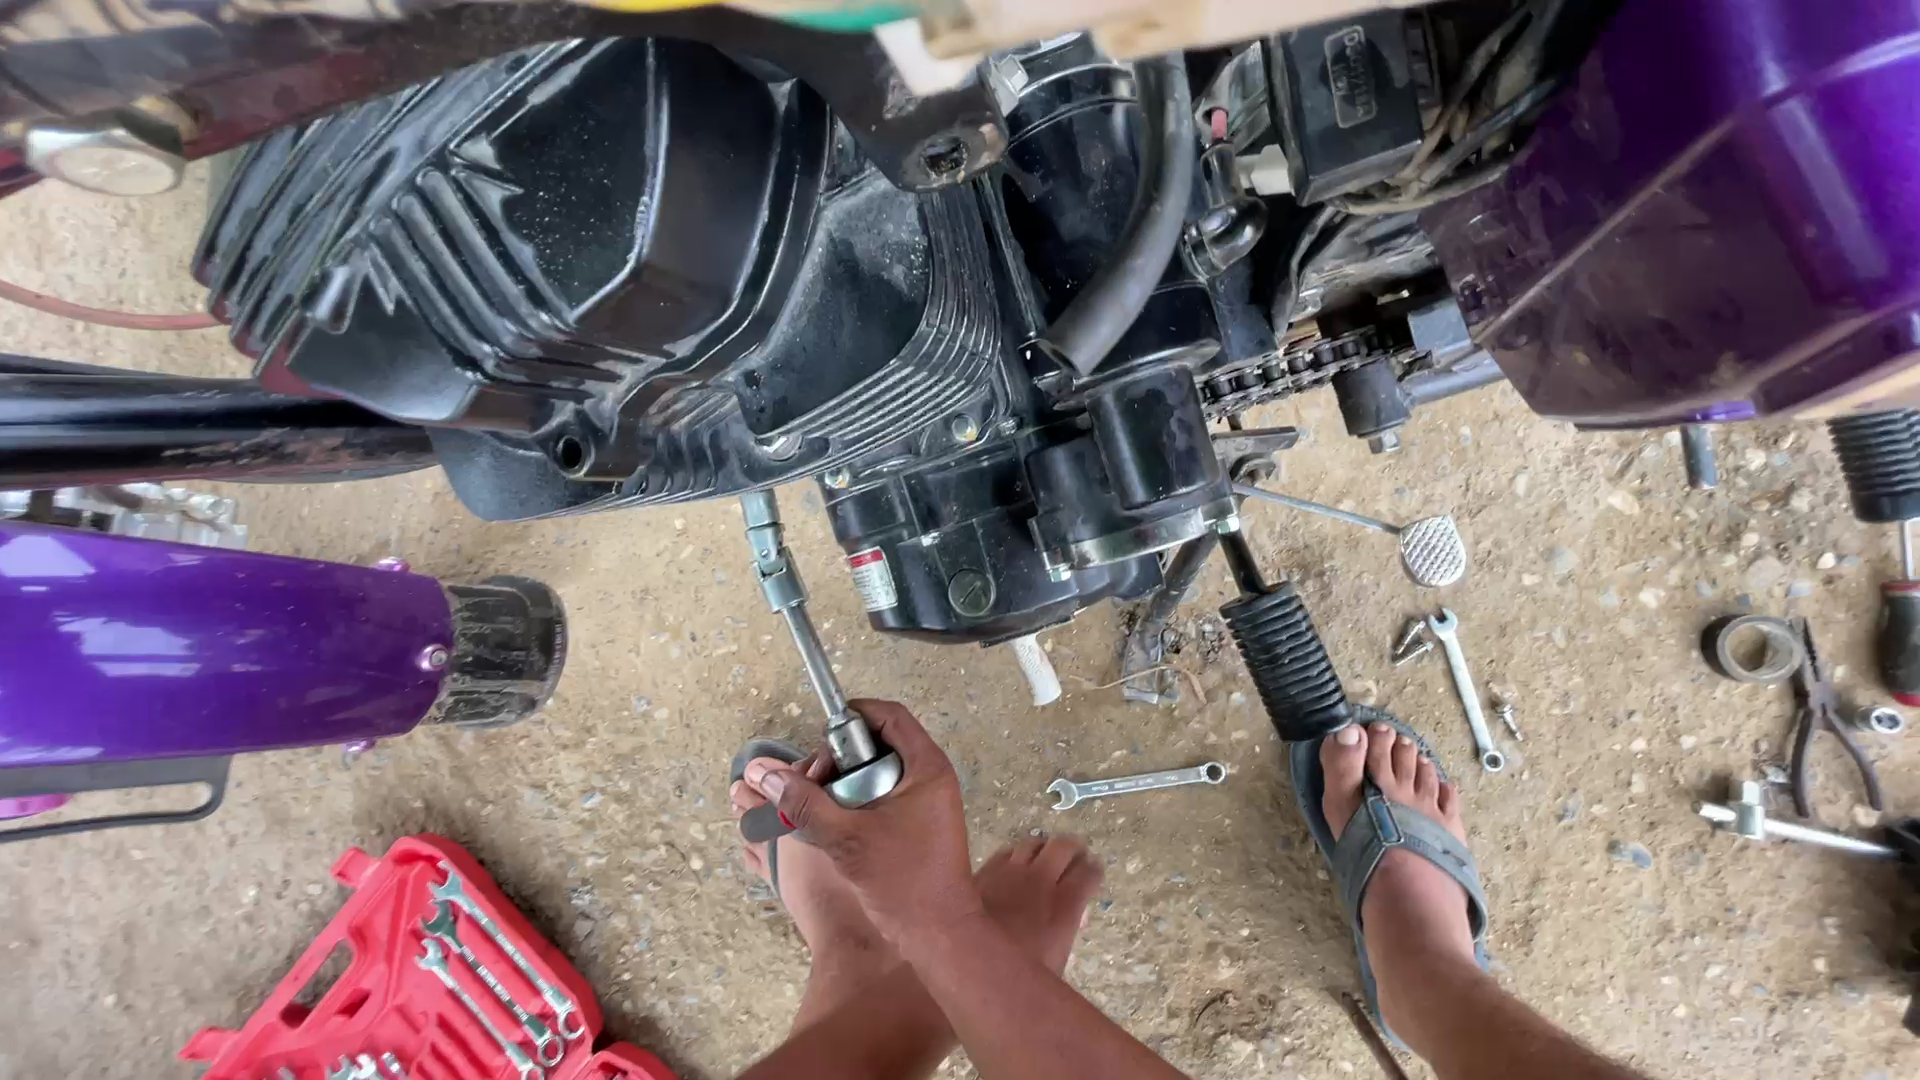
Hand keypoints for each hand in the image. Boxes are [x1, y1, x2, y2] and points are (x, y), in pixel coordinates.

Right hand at [743, 699, 981, 941]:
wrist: (940, 936)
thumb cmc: (904, 883)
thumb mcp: (846, 839)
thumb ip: (805, 804)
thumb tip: (767, 774)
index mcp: (926, 767)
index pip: (890, 716)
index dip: (854, 715)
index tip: (822, 737)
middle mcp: (930, 775)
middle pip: (878, 742)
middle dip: (839, 758)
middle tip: (811, 784)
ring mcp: (926, 799)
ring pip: (875, 770)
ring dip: (843, 782)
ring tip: (816, 807)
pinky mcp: (917, 820)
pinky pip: (880, 793)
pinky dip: (854, 800)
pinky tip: (831, 822)